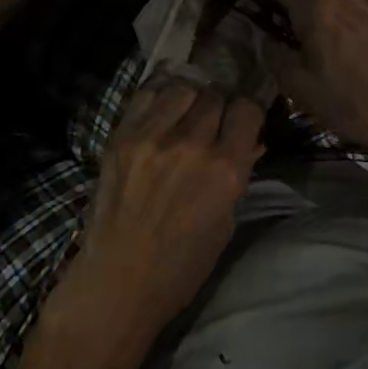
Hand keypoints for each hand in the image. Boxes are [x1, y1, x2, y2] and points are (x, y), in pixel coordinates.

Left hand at [55, 79, 263, 338]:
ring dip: (190, 98)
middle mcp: (192, 144)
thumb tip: (248, 142)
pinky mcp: (122, 136)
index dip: (247, 113)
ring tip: (185, 114)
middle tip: (213, 120)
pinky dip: (159, 97)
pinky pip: (146, 95)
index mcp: (225, 170)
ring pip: (183, 88)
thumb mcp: (225, 223)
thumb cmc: (181, 265)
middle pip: (214, 95)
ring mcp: (153, 136)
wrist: (119, 280)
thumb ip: (236, 175)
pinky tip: (161, 109)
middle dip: (219, 105)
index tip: (243, 120)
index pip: (246, 110)